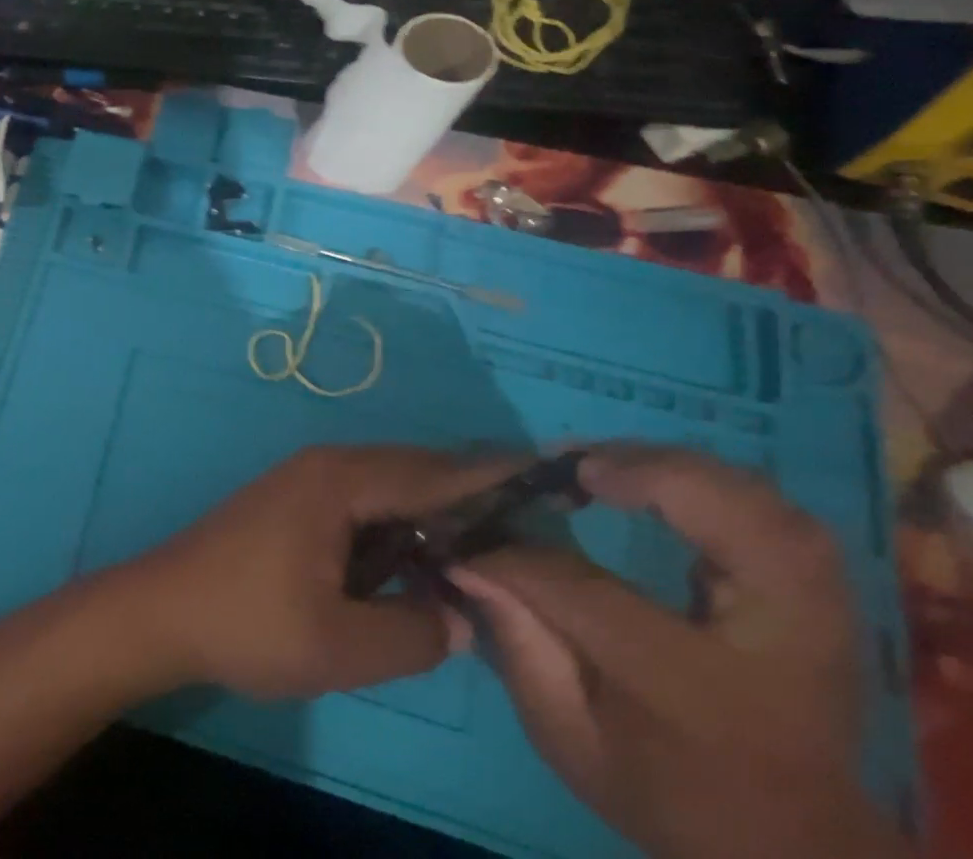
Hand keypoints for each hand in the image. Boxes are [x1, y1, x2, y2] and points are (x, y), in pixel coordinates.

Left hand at [124, 446, 517, 698]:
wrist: (156, 615)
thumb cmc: (246, 624)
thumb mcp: (343, 646)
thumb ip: (419, 633)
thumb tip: (465, 617)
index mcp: (341, 481)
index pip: (441, 472)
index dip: (502, 480)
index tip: (563, 487)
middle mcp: (325, 467)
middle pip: (418, 473)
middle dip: (474, 503)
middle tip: (537, 539)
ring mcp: (302, 484)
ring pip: (389, 492)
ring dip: (434, 519)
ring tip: (491, 556)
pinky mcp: (289, 507)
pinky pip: (362, 506)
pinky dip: (397, 529)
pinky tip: (418, 567)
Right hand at [450, 446, 911, 858]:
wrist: (786, 840)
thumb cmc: (663, 791)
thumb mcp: (567, 737)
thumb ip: (518, 647)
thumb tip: (467, 561)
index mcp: (696, 687)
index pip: (587, 591)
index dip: (515, 558)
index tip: (465, 541)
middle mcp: (775, 638)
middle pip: (727, 520)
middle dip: (640, 474)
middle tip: (562, 468)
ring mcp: (816, 615)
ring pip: (764, 503)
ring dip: (676, 468)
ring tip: (599, 465)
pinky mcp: (821, 599)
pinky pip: (774, 514)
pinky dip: (711, 484)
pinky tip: (655, 481)